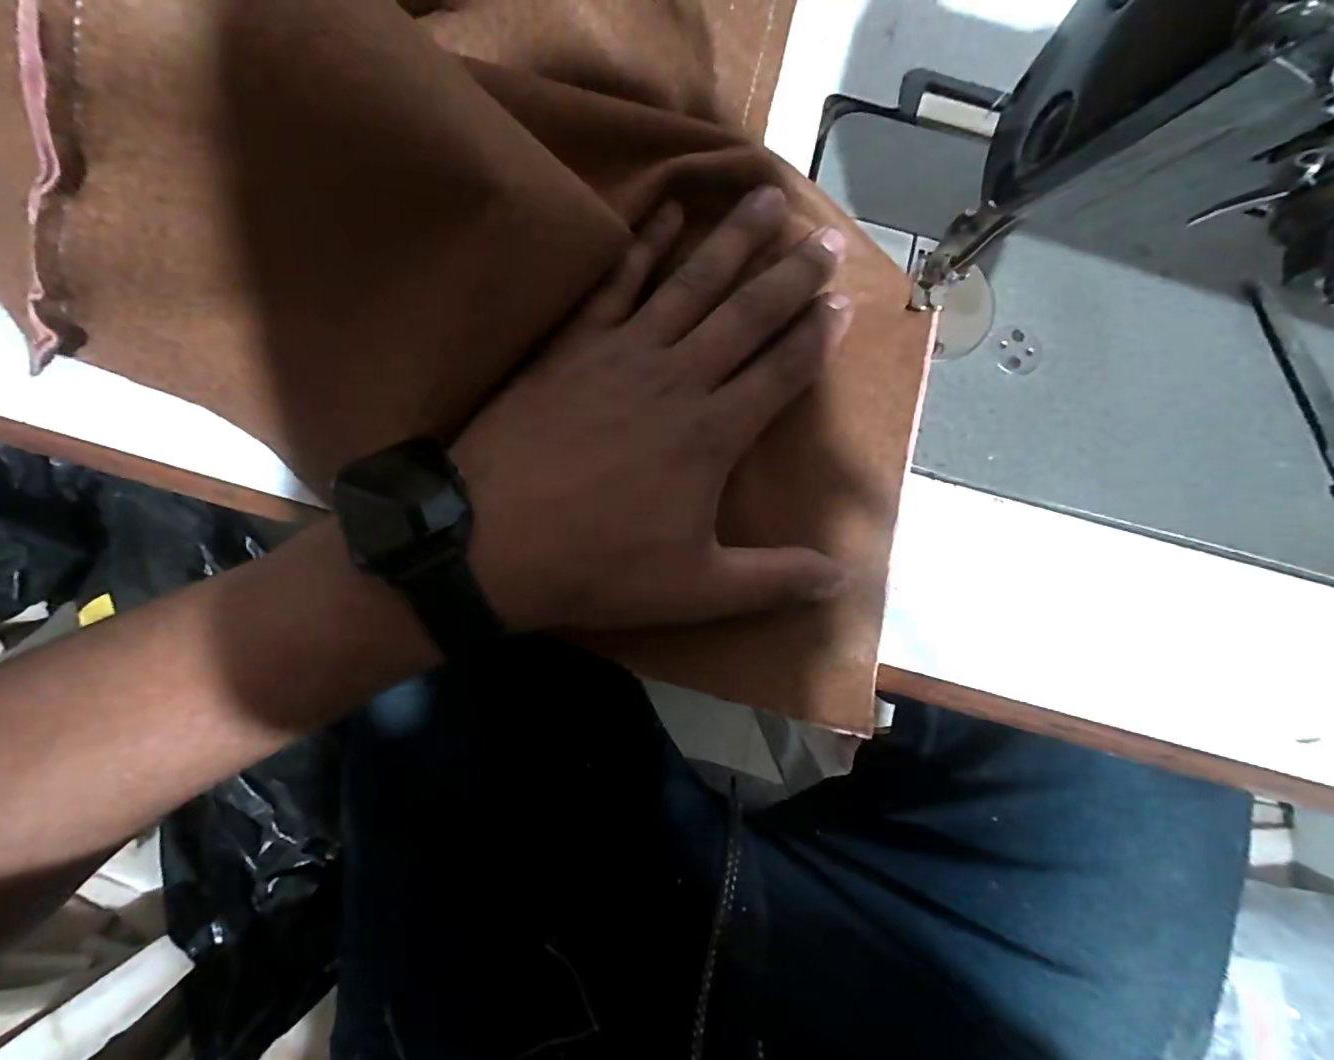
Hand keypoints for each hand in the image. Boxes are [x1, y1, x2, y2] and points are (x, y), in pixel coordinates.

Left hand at [451, 186, 854, 633]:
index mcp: (713, 434)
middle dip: (792, 274)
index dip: (817, 336)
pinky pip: (616, 282)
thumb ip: (775, 579)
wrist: (489, 544)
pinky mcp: (574, 345)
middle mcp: (677, 379)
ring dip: (732, 240)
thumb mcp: (699, 589)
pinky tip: (664, 213)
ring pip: (691, 284)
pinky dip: (642, 245)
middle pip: (746, 314)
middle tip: (825, 235)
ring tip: (764, 196)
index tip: (845, 302)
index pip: (781, 371)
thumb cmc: (601, 568)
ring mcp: (622, 354)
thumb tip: (844, 582)